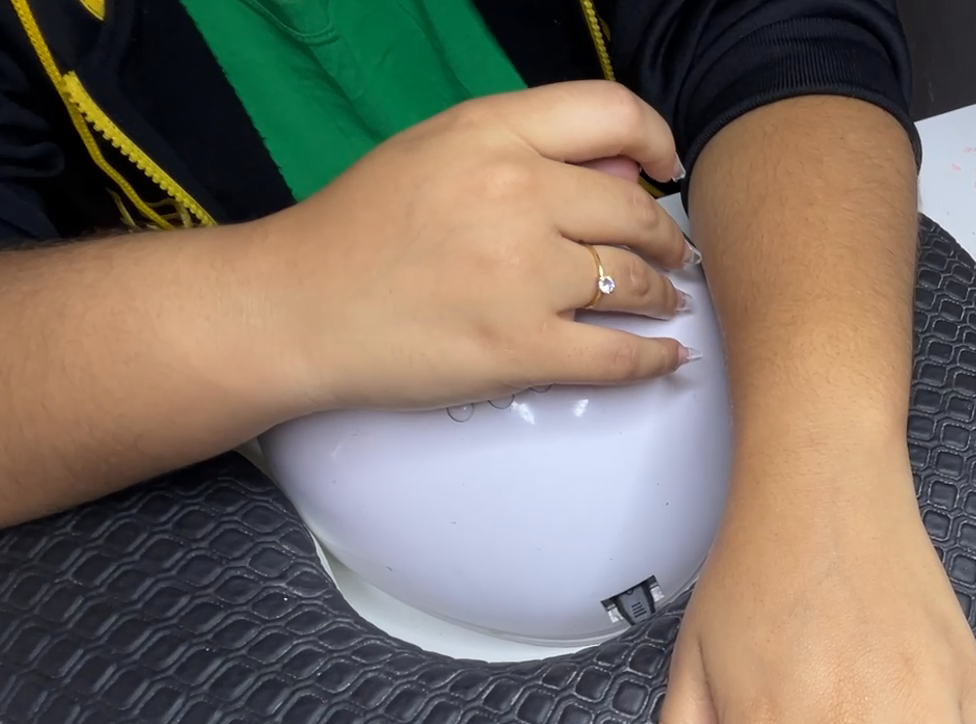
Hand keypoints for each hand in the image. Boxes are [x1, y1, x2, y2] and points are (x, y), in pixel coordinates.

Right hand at [242, 81, 696, 409]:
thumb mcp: (438, 153)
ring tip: (670, 303)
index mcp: (490, 134)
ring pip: (636, 284)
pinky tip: (670, 359)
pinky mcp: (523, 348)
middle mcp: (516, 196)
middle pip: (636, 213)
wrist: (297, 307)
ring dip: (666, 296)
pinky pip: (620, 357)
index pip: (609, 111)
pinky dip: (655, 360)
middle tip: (678, 258)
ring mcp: (523, 277)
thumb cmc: (365, 231)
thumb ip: (528, 149)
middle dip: (669, 241)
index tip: (668, 172)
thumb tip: (623, 164)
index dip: (657, 139)